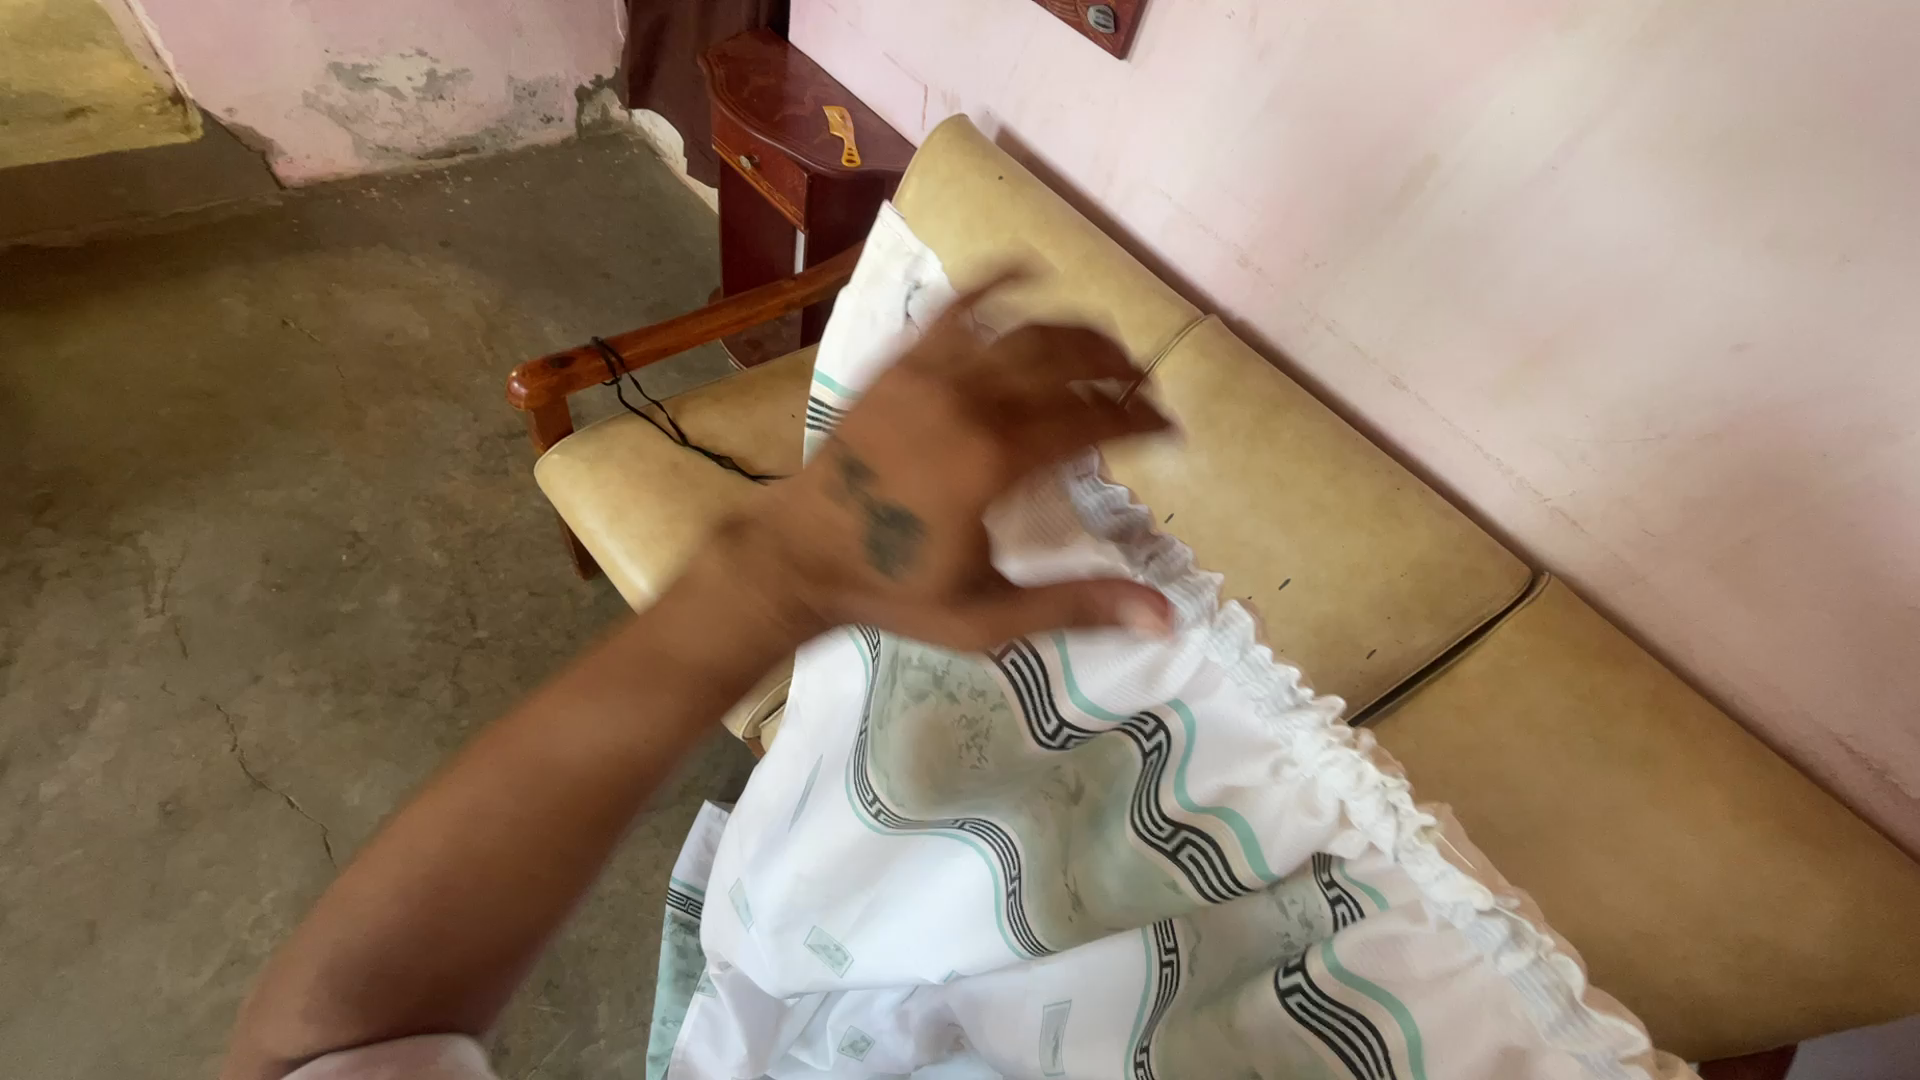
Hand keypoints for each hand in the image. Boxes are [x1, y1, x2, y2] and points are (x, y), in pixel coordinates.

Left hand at [715, 287, 1175, 651]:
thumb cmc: (894, 589)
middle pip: (1065, 359)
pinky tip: (1026, 271)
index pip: (1092, 421)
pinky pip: (951, 308)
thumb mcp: (989, 617)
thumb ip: (1076, 606)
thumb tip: (1165, 616)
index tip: (1169, 429)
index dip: (1140, 421)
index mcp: (995, 462)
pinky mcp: (896, 366)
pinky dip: (993, 282)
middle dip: (1117, 366)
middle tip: (1143, 384)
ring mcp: (927, 376)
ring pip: (1019, 327)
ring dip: (1073, 329)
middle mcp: (967, 403)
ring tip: (1103, 343)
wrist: (799, 556)